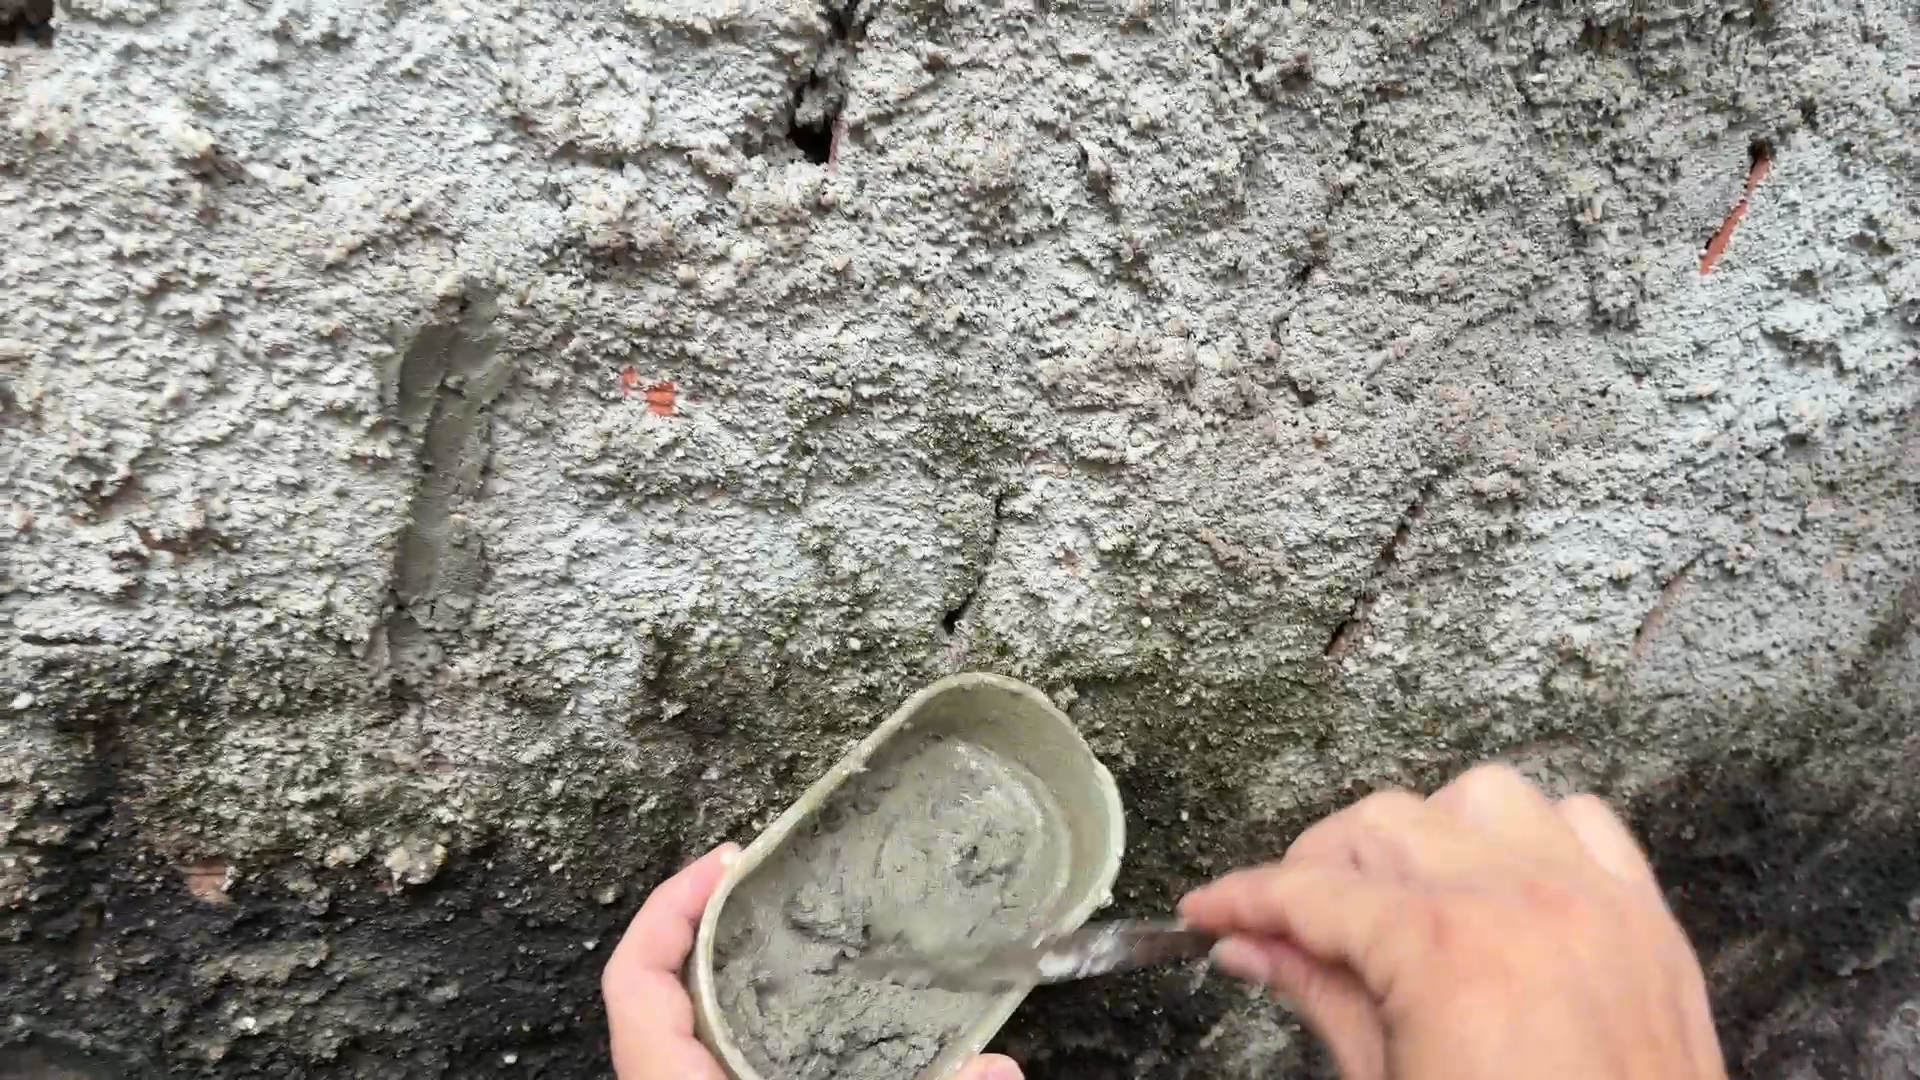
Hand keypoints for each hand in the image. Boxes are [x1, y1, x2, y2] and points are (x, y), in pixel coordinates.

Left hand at [604, 843, 1026, 1079]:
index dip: (667, 909)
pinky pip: (723, 1044)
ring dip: (728, 957)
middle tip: (771, 871)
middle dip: (707, 914)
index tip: (726, 860)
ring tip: (791, 915)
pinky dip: (753, 1004)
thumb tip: (1001, 1067)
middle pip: (661, 983)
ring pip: (692, 1016)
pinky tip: (813, 994)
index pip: (636, 985)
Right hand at [1179, 765, 1724, 1079]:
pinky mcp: (1646, 919)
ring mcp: (1589, 900)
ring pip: (1475, 796)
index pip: (1307, 893)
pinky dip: (1528, 836)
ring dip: (1426, 834)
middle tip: (1294, 920)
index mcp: (1446, 948)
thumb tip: (1240, 945)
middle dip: (1317, 867)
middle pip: (1376, 825)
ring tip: (1401, 892)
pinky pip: (1580, 820)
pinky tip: (1498, 882)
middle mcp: (1518, 899)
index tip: (1207, 909)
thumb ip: (1309, 990)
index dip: (1241, 898)